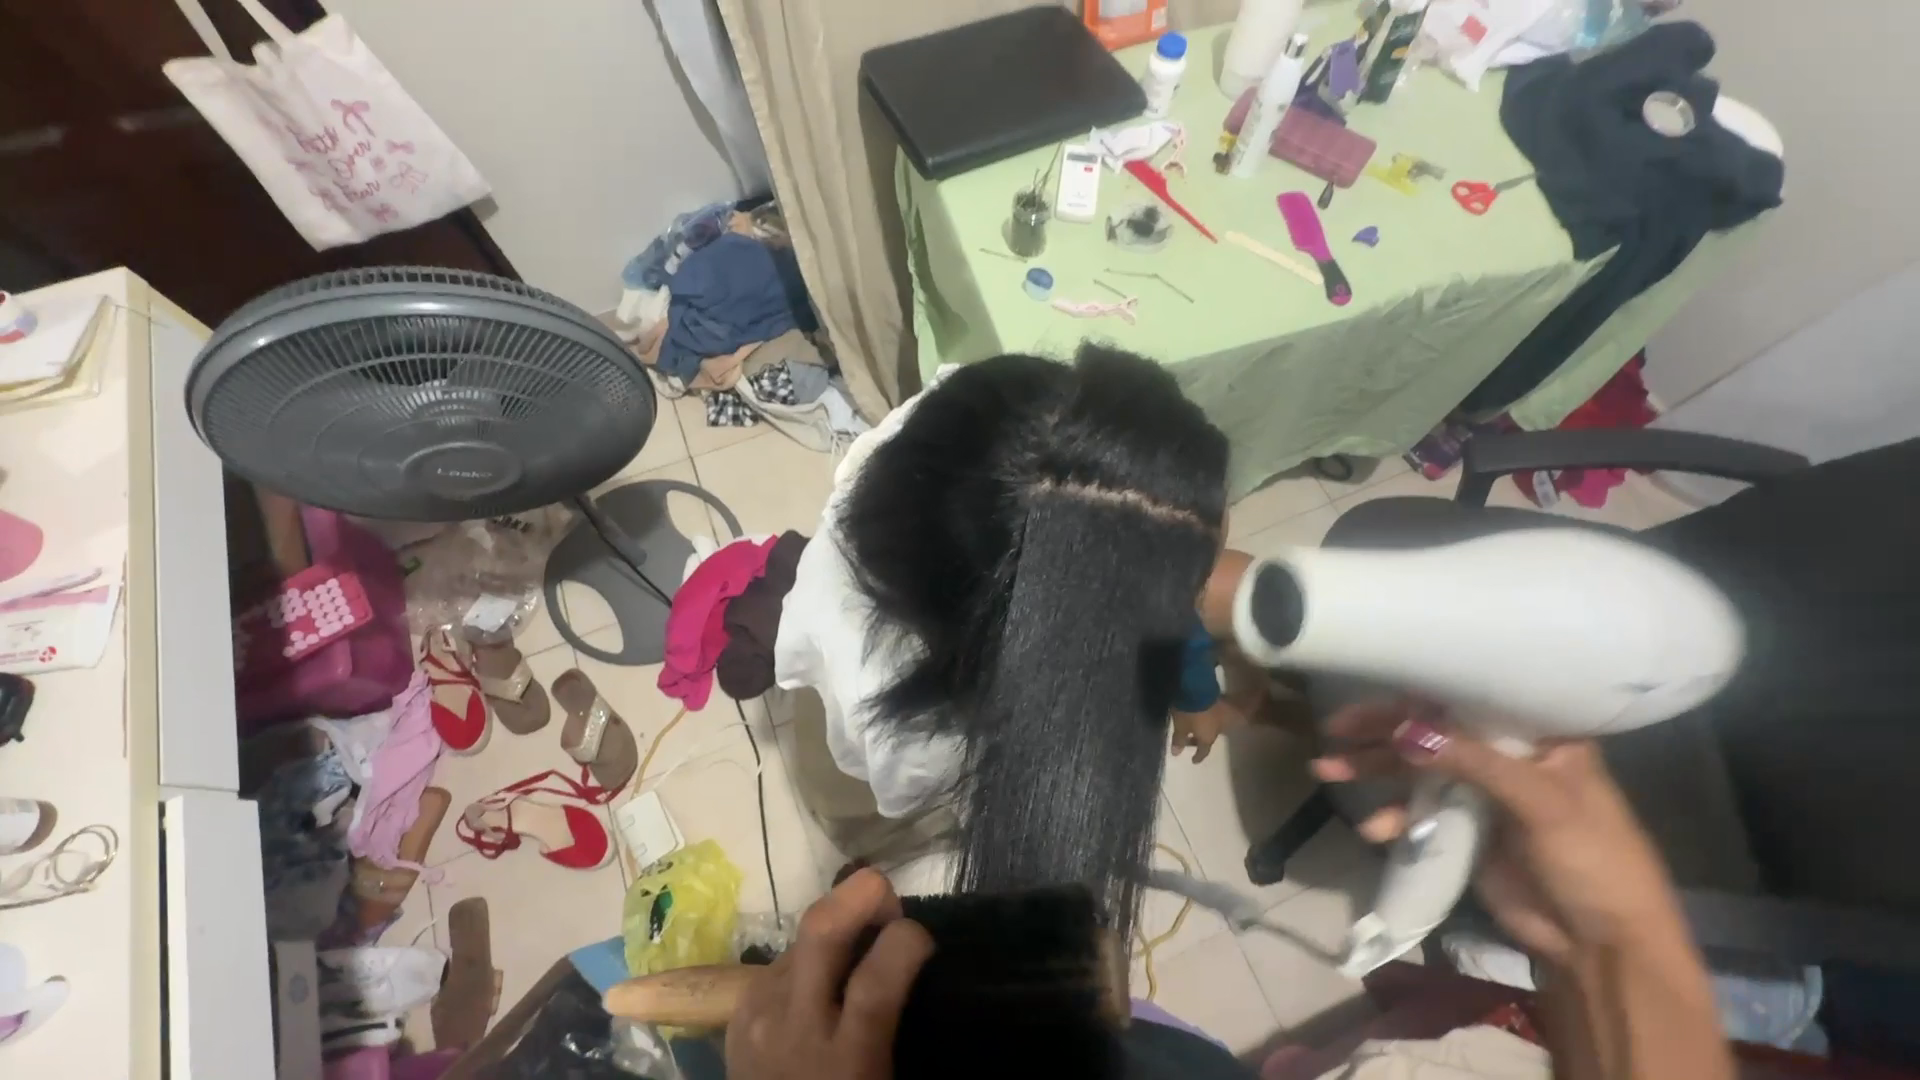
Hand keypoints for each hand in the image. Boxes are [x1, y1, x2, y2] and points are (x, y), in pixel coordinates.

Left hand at [726, 869, 935, 1079]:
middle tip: (889, 901)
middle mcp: (793, 1029)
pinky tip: (821, 981)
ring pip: (802, 935)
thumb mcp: (886, 1075)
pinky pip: (782, 961)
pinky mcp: (737, 1010)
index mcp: (846, 1061)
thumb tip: (918, 963)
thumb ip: (899, 1020)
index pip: (875, 978)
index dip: (908, 940)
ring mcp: (757, 1014)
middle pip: (821, 928)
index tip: (923, 941)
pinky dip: (810, 958)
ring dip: (837, 926)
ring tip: (858, 945)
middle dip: (862, 893)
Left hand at [1170, 702, 1231, 762]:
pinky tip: (1200, 716)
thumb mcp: (1180, 726)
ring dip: (1204, 728)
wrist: (1199, 689)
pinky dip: (1206, 719)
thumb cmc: (1189, 712)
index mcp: (1207, 738)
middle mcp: (1217, 730)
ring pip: (1212, 727)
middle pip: (1208, 738)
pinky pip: (1213, 716)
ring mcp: (1220, 716)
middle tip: (1190, 741)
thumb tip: (1176, 754)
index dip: (1198, 756)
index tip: (1194, 761)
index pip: (1204, 751)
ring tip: (1195, 728)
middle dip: (1199, 741)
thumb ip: (1178, 740)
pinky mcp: (1220, 704)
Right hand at [1311, 700, 1683, 964]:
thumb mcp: (1542, 804)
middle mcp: (1506, 755)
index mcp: (1539, 737)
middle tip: (1335, 729)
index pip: (1471, 698)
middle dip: (1380, 731)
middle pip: (1431, 731)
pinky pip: (1415, 811)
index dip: (1421, 693)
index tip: (1375, 695)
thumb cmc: (1595, 861)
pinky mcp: (1461, 827)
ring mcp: (1480, 792)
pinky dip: (1391, 817)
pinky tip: (1373, 830)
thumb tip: (1402, 731)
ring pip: (1414, 767)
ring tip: (1324, 769)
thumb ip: (1472, 762)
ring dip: (1370, 768)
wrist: (1602, 947)